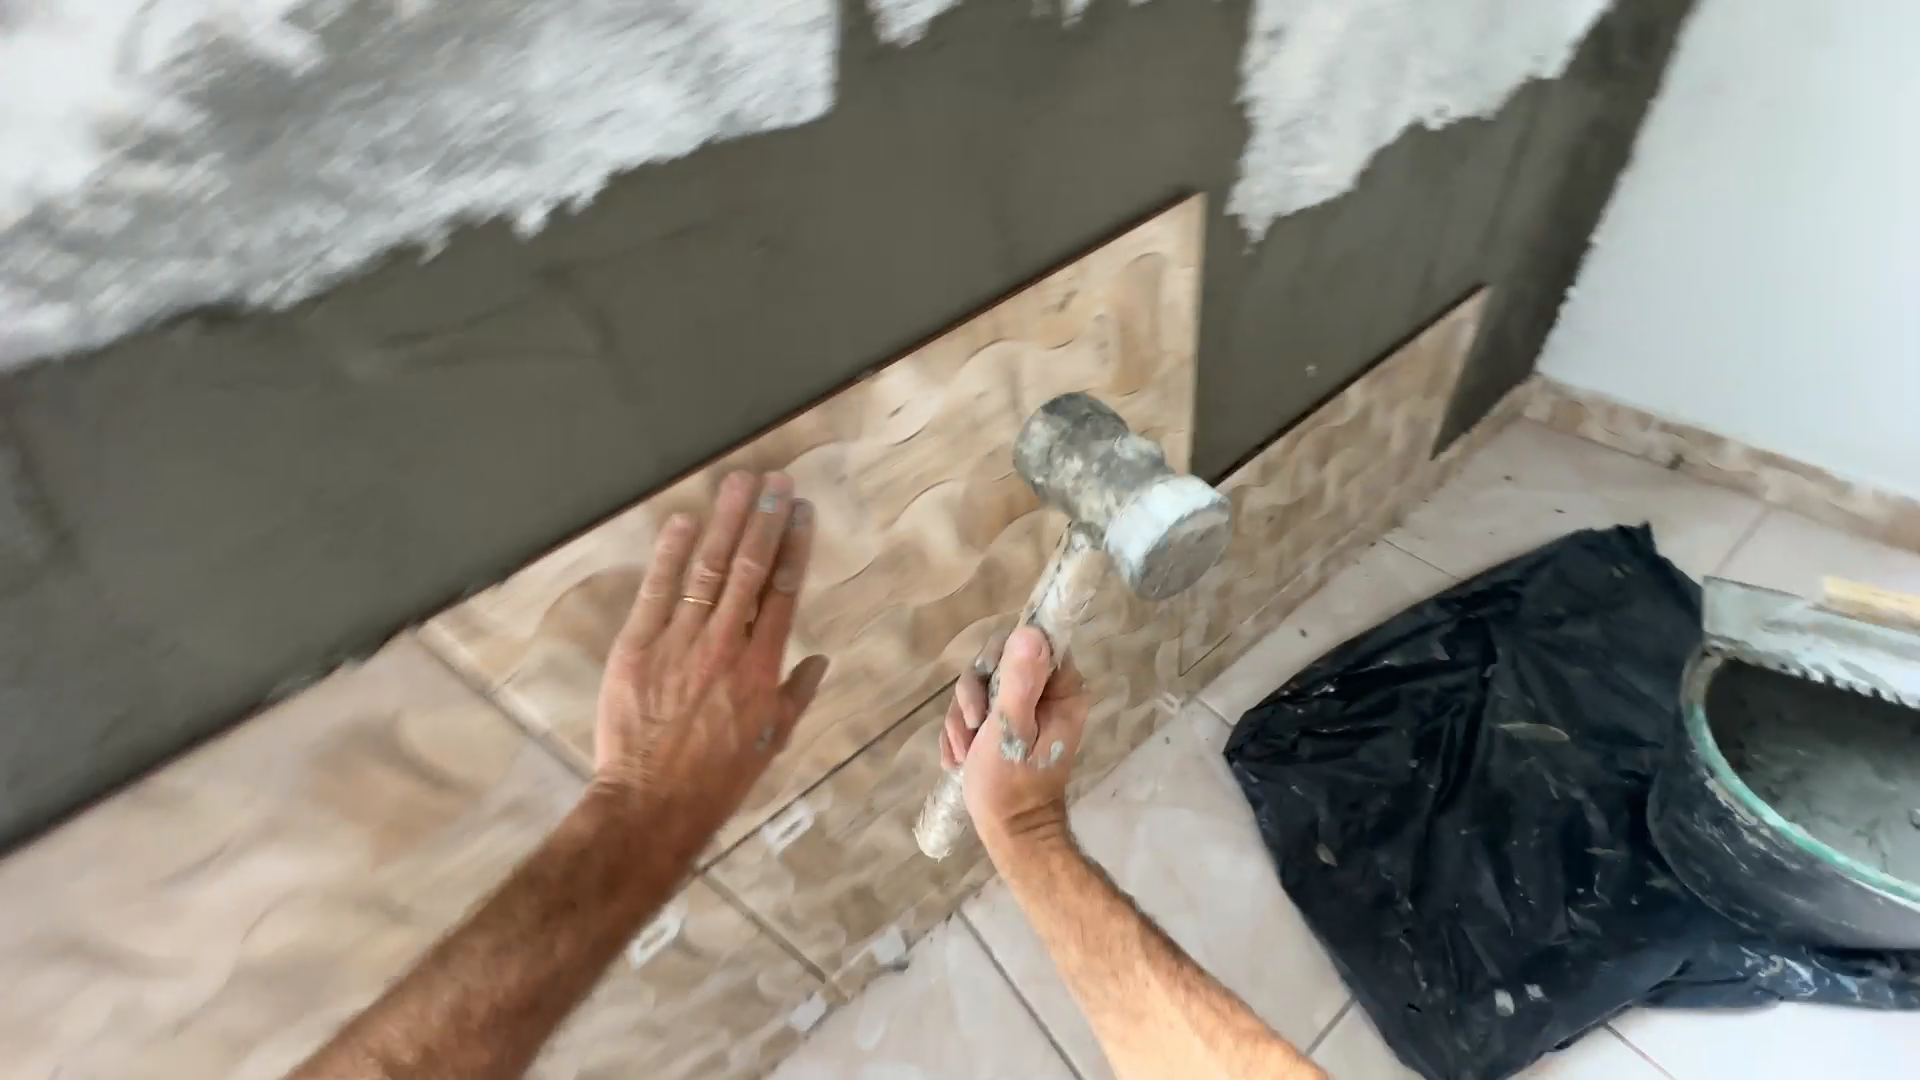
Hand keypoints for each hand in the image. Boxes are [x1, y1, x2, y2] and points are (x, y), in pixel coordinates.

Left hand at [592, 471, 829, 864]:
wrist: (651, 803)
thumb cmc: (720, 775)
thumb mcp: (773, 740)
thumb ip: (797, 694)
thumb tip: (820, 658)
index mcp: (762, 667)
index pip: (783, 592)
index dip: (794, 546)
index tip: (802, 511)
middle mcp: (725, 645)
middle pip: (749, 570)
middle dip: (764, 520)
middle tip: (776, 481)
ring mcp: (679, 642)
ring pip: (708, 571)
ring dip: (725, 523)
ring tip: (739, 484)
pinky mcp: (637, 646)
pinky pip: (656, 592)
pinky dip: (670, 555)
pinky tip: (684, 522)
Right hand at [940, 626, 1092, 856]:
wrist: (1009, 833)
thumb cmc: (1013, 786)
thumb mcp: (1011, 730)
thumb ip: (1020, 681)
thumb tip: (1029, 631)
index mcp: (1062, 689)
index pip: (1033, 640)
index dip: (1002, 657)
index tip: (987, 692)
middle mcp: (1047, 692)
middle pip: (998, 660)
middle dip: (974, 696)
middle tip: (973, 728)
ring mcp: (1024, 706)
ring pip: (980, 685)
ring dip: (962, 719)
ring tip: (964, 754)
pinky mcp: (1003, 720)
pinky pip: (973, 707)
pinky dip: (961, 732)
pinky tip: (959, 758)